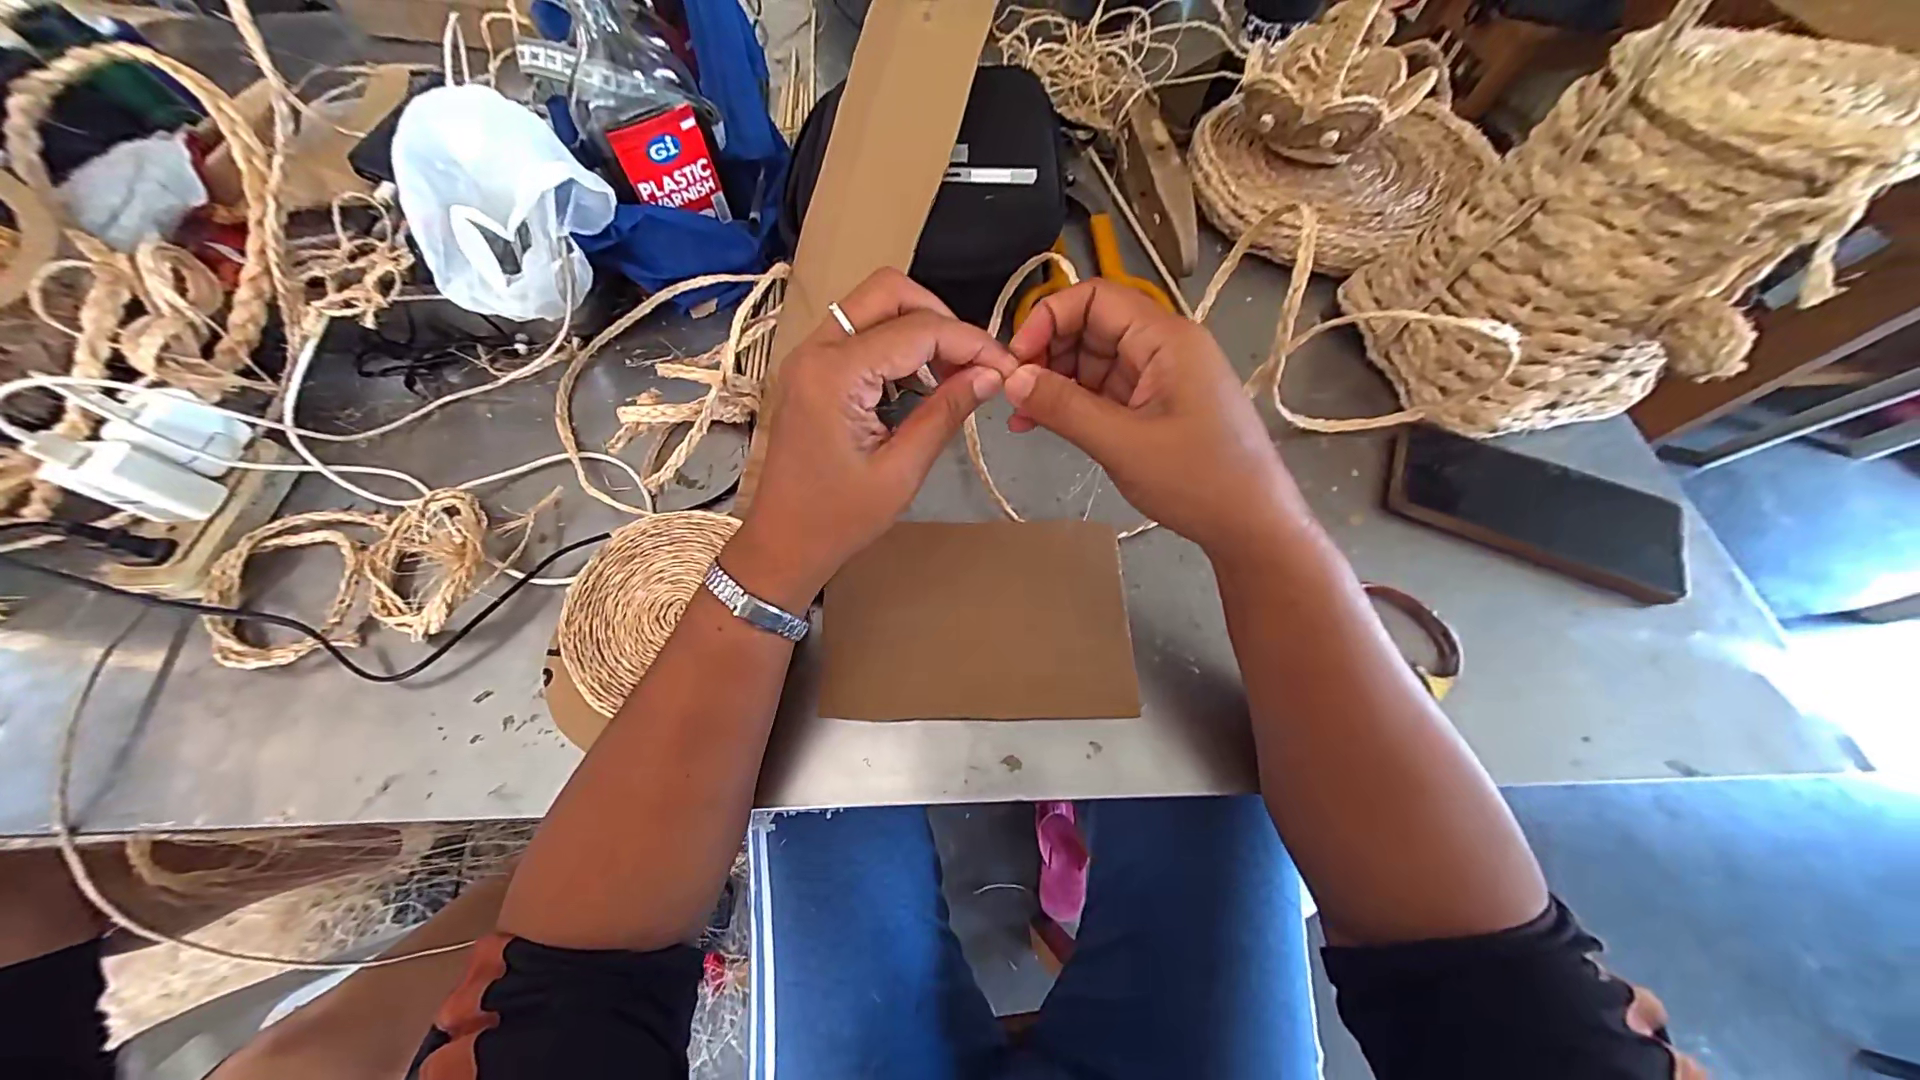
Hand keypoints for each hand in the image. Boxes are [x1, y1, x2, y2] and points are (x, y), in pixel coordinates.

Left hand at [731, 269, 1015, 607]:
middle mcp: (815, 350)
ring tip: (951, 375)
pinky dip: (896, 345)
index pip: (917, 330)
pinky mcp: (812, 370)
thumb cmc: (838, 519)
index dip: (970, 342)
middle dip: (941, 319)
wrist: (783, 542)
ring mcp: (809, 357)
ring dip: (919, 328)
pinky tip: (918, 384)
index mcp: (834, 375)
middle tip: (973, 363)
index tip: (1005, 367)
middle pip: (889, 292)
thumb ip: (945, 413)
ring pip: (873, 306)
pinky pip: (860, 333)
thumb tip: (990, 375)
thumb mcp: (901, 471)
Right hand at [1005, 279, 1312, 557]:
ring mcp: (1158, 376)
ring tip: (1021, 415)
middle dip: (1047, 352)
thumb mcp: (1123, 443)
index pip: (1095, 297)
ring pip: (1092, 360)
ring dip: (1054, 381)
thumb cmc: (1198, 480)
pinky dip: (1072, 403)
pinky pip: (1102, 390)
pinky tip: (1042, 422)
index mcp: (1165, 338)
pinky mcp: (1153, 404)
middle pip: (1091, 326)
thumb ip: (1064, 407)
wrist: (1250, 524)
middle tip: (1013, 391)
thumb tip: (1012, 379)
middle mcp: (1162, 347)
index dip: (1048, 318)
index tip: (1016, 359)